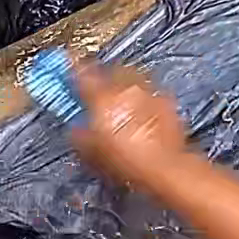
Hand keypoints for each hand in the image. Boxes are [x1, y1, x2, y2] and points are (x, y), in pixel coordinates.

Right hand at [68, 63, 196, 181]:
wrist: (164, 168)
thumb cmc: (124, 160)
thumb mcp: (90, 151)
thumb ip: (79, 133)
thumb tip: (76, 128)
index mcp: (102, 96)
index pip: (83, 72)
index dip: (75, 70)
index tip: (71, 71)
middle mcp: (125, 87)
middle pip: (111, 70)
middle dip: (104, 77)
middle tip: (99, 91)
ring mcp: (148, 92)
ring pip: (133, 78)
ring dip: (126, 85)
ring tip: (123, 101)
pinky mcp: (167, 102)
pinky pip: (151, 92)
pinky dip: (145, 98)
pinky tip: (144, 113)